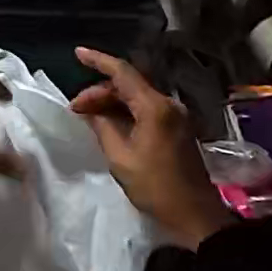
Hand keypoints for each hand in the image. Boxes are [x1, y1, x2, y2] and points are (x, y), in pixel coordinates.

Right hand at [71, 47, 235, 249]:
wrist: (195, 216)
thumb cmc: (156, 187)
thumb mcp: (121, 158)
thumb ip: (103, 127)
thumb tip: (90, 110)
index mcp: (155, 107)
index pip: (123, 72)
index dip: (98, 60)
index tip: (77, 53)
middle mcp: (168, 104)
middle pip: (129, 84)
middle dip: (100, 91)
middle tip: (76, 108)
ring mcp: (175, 115)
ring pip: (136, 96)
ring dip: (111, 101)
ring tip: (88, 115)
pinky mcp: (176, 127)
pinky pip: (146, 108)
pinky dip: (125, 111)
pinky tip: (108, 122)